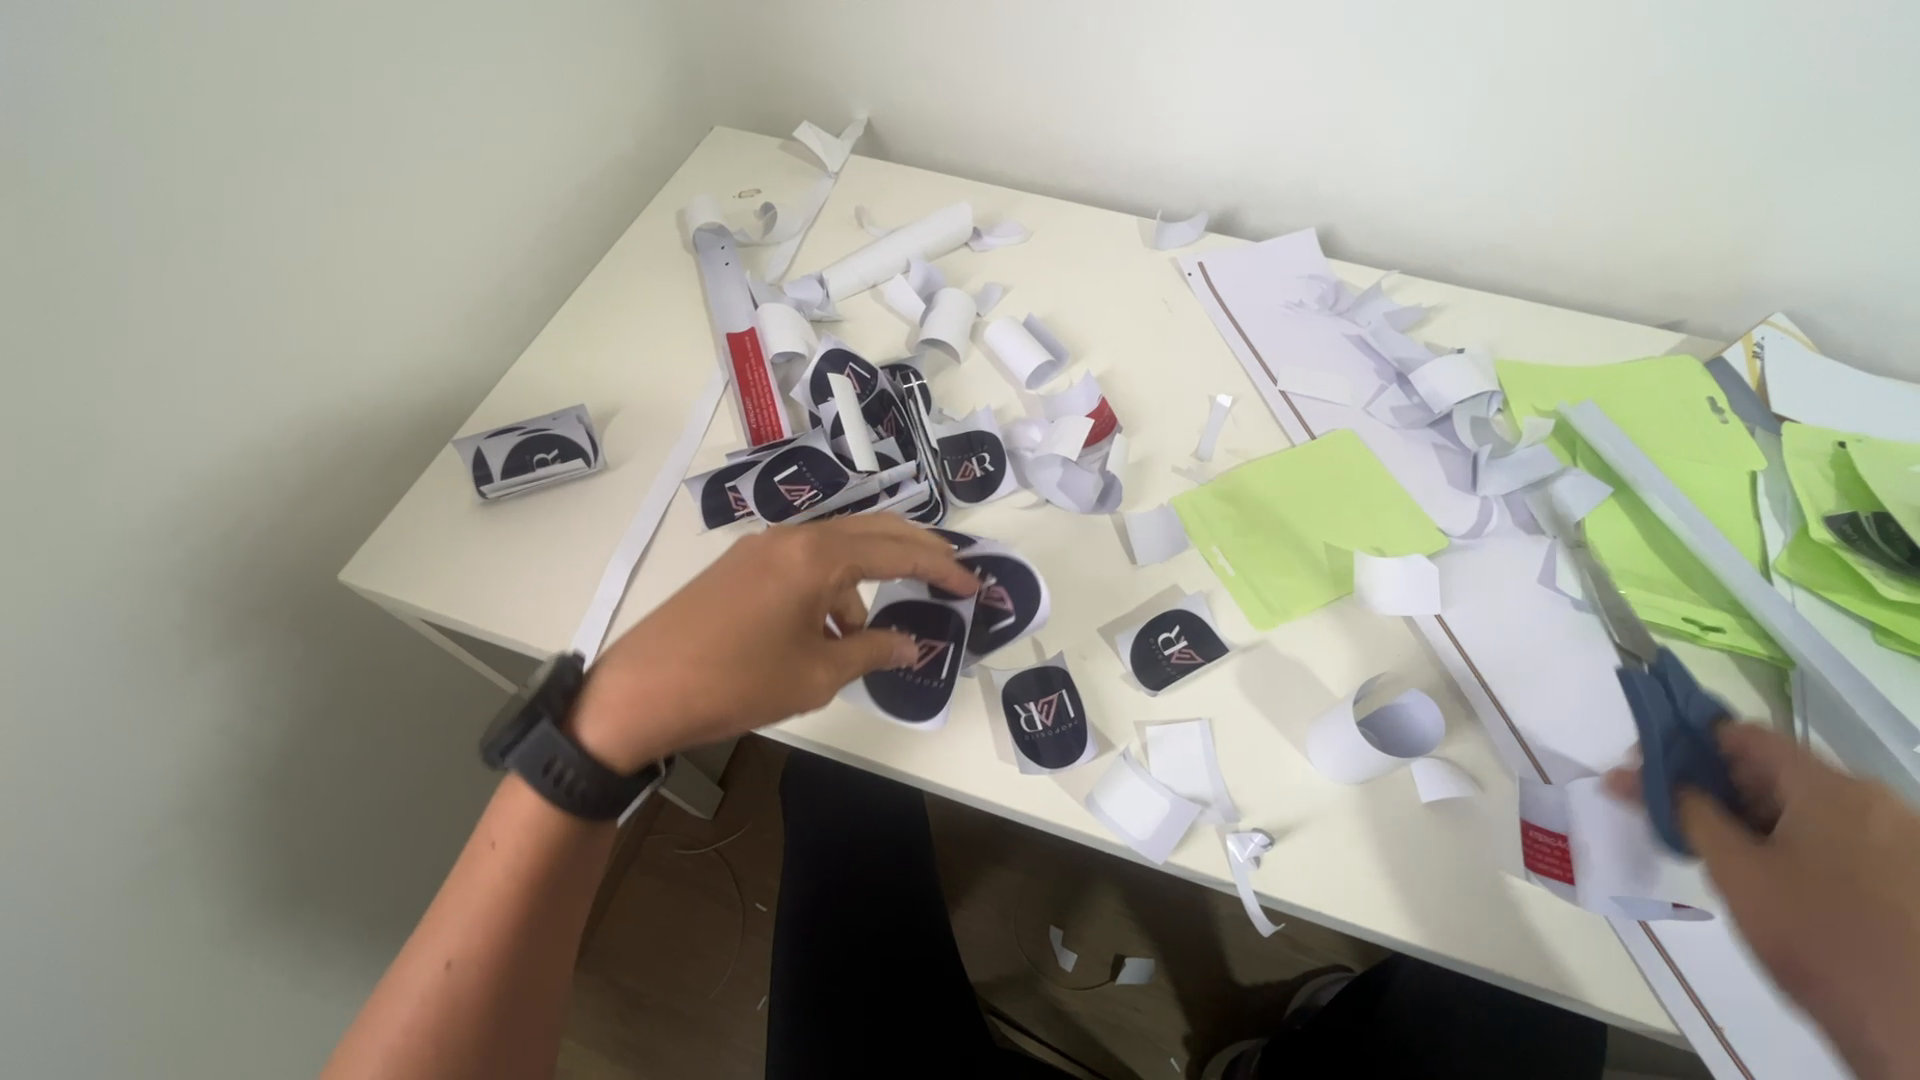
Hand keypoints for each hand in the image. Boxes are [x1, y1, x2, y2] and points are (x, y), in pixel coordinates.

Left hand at [568, 514, 976, 770]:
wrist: (639, 692)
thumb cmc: (736, 682)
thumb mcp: (817, 674)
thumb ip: (872, 651)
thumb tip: (911, 644)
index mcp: (816, 556)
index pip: (897, 552)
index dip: (941, 568)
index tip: (973, 585)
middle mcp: (791, 537)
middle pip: (870, 531)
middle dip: (914, 550)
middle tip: (948, 573)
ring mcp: (760, 548)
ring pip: (834, 550)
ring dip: (863, 583)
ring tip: (865, 636)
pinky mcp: (739, 567)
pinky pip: (802, 565)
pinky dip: (828, 590)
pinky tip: (824, 632)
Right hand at [1608, 725, 1919, 1079]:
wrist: (1911, 1027)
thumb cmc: (1814, 936)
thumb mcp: (1733, 869)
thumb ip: (1685, 810)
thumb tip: (1638, 774)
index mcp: (1834, 789)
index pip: (1744, 736)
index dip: (1686, 741)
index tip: (1644, 766)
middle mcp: (1875, 802)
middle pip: (1772, 770)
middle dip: (1709, 782)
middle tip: (1660, 806)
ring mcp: (1900, 839)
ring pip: (1801, 805)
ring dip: (1743, 813)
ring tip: (1701, 842)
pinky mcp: (1906, 874)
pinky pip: (1831, 835)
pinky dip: (1783, 838)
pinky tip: (1753, 867)